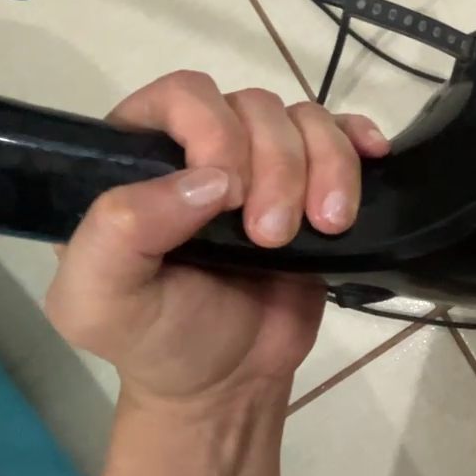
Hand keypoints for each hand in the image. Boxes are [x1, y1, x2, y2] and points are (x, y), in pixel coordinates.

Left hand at [44, 71, 389, 410]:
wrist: (232, 378)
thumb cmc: (161, 339)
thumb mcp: (102, 304)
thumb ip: (119, 233)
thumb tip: (209, 180)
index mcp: (140, 159)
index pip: (179, 97)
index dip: (212, 130)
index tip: (229, 195)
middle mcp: (205, 147)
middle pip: (254, 106)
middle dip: (277, 167)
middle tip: (272, 236)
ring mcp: (266, 161)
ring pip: (306, 118)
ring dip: (327, 166)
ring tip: (327, 226)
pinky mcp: (317, 178)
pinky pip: (344, 131)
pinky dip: (359, 139)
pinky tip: (373, 156)